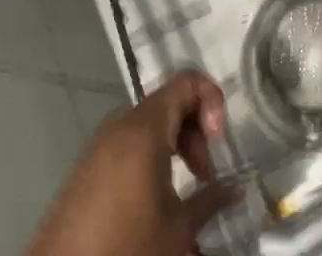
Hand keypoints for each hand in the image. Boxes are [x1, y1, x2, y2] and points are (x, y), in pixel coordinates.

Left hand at [26, 70, 239, 255]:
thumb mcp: (178, 229)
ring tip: (182, 190)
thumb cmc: (126, 248)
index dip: (211, 100)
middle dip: (194, 132)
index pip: (186, 82)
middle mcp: (119, 128)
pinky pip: (126, 146)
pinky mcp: (84, 171)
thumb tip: (236, 189)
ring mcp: (97, 148)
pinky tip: (153, 201)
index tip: (217, 141)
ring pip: (147, 126)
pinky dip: (148, 158)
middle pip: (168, 104)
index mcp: (144, 130)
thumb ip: (210, 200)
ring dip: (173, 147)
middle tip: (204, 175)